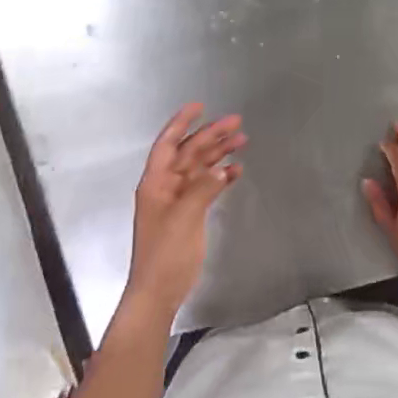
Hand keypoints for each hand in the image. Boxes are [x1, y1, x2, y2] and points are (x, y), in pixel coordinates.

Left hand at [127, 104, 244, 312]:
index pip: (168, 144)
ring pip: (199, 169)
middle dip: (210, 136)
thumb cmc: (166, 254)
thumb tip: (222, 169)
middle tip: (236, 123)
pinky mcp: (189, 215)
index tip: (199, 106)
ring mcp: (177, 201)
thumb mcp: (184, 217)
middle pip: (188, 154)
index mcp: (155, 183)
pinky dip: (220, 178)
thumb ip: (203, 189)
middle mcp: (165, 187)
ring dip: (218, 155)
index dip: (181, 123)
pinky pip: (205, 188)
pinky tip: (236, 171)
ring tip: (242, 141)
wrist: (159, 290)